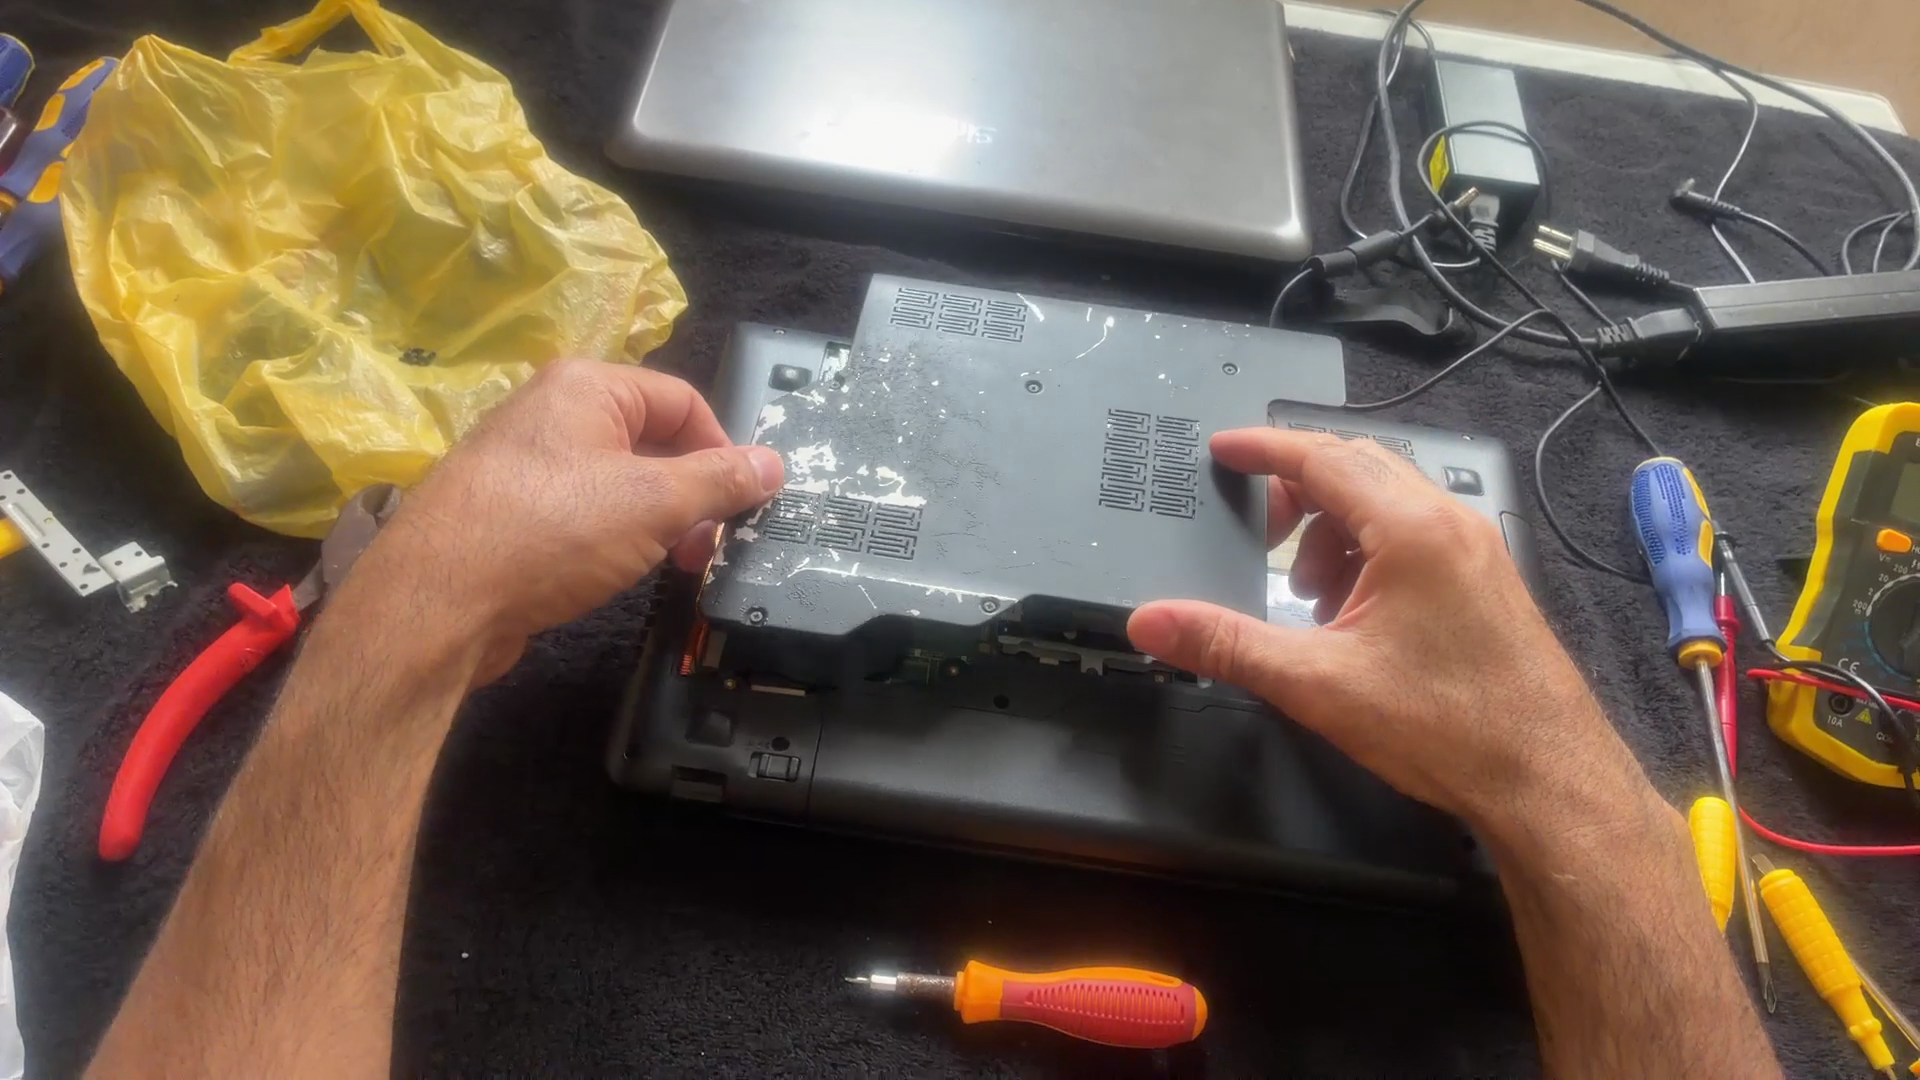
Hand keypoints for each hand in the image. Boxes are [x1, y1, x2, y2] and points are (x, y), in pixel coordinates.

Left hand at [343, 360, 783, 683]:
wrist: (438, 604)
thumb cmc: (554, 531)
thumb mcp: (655, 502)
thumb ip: (721, 480)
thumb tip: (774, 465)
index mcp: (588, 388)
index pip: (683, 402)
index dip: (723, 449)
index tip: (741, 501)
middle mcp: (557, 413)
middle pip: (656, 441)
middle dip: (695, 492)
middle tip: (712, 542)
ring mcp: (533, 462)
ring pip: (626, 480)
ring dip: (665, 519)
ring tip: (679, 562)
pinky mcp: (518, 508)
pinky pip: (592, 508)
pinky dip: (625, 533)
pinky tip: (631, 568)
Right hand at [1127, 428, 1652, 833]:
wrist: (1551, 786)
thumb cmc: (1445, 728)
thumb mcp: (1314, 681)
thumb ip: (1223, 643)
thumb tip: (1151, 622)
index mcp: (1411, 531)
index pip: (1322, 458)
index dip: (1263, 448)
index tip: (1222, 448)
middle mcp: (1449, 525)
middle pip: (1355, 468)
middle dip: (1294, 491)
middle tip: (1256, 531)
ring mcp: (1474, 551)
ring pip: (1383, 502)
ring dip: (1328, 528)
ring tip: (1303, 590)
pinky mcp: (1483, 581)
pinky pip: (1408, 535)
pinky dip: (1362, 551)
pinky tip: (1347, 611)